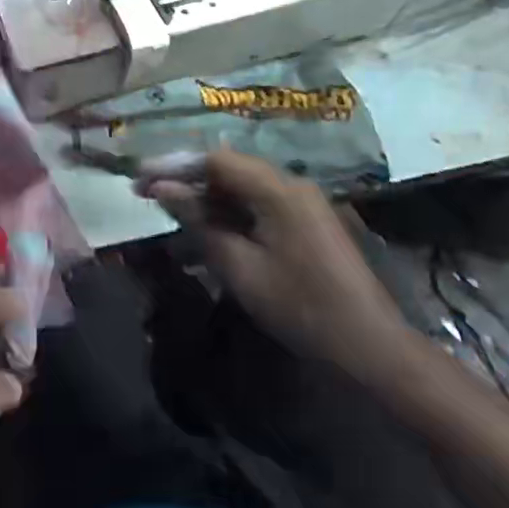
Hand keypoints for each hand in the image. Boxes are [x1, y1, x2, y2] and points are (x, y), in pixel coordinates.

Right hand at [140, 149, 411, 369]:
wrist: (370, 347)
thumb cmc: (300, 306)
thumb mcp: (239, 266)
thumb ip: (198, 221)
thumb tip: (161, 189)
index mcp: (278, 189)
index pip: (215, 160)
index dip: (174, 166)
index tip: (139, 179)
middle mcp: (291, 184)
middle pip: (229, 168)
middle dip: (187, 180)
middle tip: (147, 194)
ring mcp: (302, 202)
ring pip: (242, 186)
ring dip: (206, 196)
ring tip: (170, 210)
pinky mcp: (306, 221)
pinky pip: (258, 203)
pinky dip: (229, 211)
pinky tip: (207, 226)